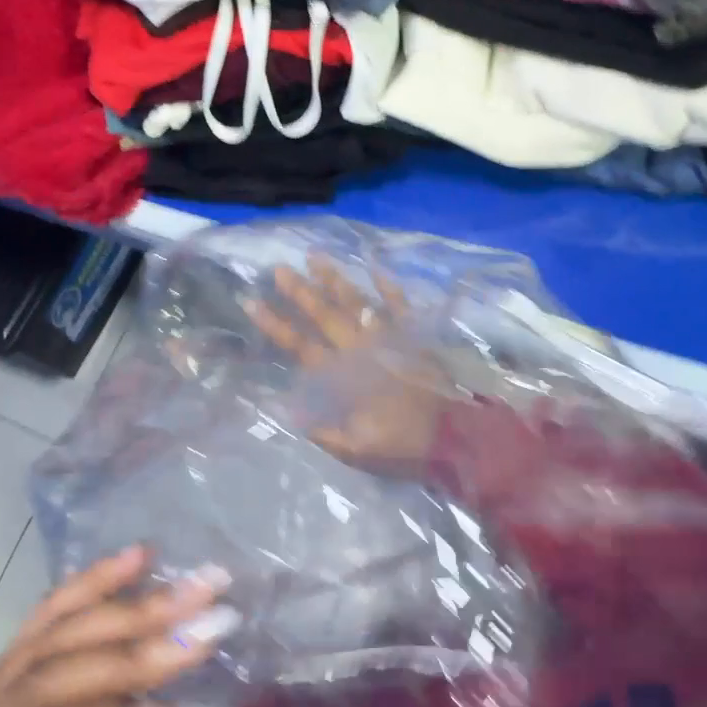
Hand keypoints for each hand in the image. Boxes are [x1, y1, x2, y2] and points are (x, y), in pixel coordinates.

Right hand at [244, 257, 449, 473]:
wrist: (454, 438)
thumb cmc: (401, 445)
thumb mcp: (355, 449)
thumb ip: (323, 430)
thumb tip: (291, 410)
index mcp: (343, 375)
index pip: (301, 345)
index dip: (275, 324)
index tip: (252, 303)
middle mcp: (362, 348)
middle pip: (325, 314)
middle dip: (300, 292)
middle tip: (280, 269)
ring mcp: (389, 338)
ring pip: (357, 302)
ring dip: (334, 279)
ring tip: (315, 257)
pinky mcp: (414, 336)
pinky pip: (399, 305)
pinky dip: (387, 287)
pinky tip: (374, 268)